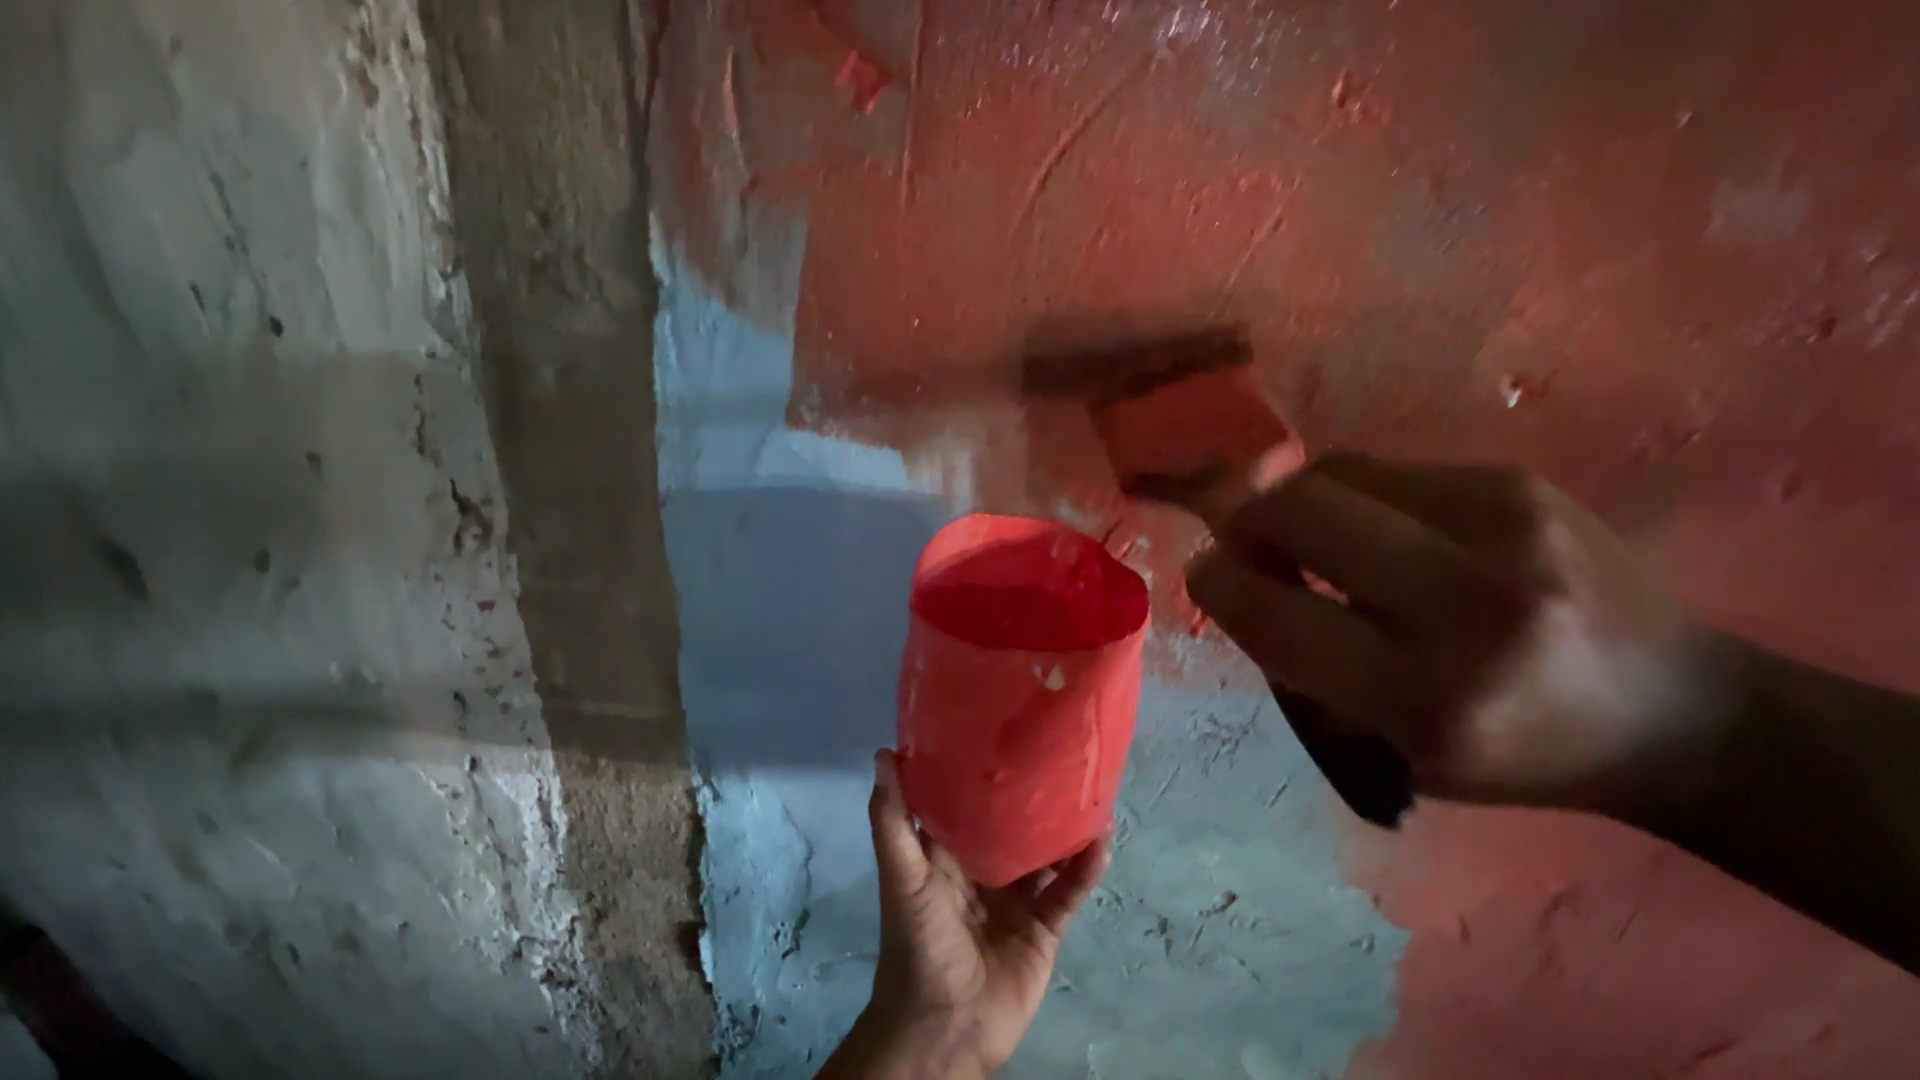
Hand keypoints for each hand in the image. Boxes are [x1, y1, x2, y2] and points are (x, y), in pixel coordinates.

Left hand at [821, 750, 1109, 1077]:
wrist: (945, 1027)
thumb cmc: (917, 943)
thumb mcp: (901, 875)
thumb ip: (892, 819)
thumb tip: (885, 753)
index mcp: (947, 856)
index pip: (966, 805)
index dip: (981, 772)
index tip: (1002, 730)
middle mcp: (983, 871)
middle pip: (1014, 826)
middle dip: (1034, 797)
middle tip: (1061, 754)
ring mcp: (1017, 900)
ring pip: (1047, 855)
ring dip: (1068, 829)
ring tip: (1093, 791)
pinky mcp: (1044, 928)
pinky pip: (1069, 891)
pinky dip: (1085, 868)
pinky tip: (1103, 840)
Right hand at [1186, 452, 1744, 822]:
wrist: (1674, 710)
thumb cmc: (1516, 753)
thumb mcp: (1396, 751)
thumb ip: (1306, 668)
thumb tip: (1236, 576)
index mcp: (1431, 698)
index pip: (1277, 614)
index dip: (1219, 584)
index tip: (1204, 574)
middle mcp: (1471, 600)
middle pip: (1302, 510)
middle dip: (1248, 519)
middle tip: (1243, 542)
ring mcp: (1504, 524)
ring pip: (1337, 472)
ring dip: (1296, 500)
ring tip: (1305, 534)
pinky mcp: (1520, 481)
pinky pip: (1388, 468)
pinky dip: (1353, 495)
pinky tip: (1372, 529)